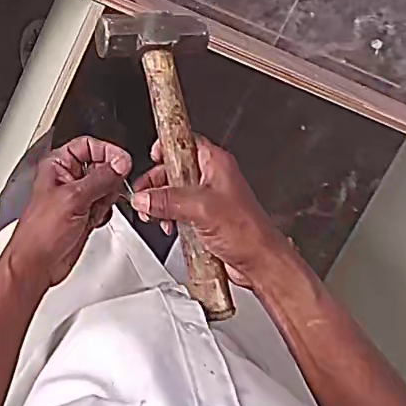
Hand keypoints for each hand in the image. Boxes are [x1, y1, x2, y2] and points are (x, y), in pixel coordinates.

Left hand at [1, 135, 131, 288]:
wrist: (38, 263)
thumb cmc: (40, 231)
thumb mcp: (74, 197)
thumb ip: (101, 178)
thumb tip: (120, 163)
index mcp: (58, 164)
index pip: (88, 145)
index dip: (107, 151)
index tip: (123, 161)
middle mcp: (68, 177)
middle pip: (101, 165)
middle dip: (107, 179)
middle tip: (103, 192)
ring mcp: (78, 196)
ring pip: (106, 186)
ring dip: (106, 198)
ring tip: (92, 208)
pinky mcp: (85, 213)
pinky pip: (106, 204)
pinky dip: (104, 212)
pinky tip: (92, 219)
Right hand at [130, 136, 293, 287]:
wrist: (261, 264)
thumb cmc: (248, 233)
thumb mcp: (201, 209)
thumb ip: (168, 200)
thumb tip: (144, 198)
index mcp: (215, 163)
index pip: (184, 141)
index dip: (165, 146)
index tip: (151, 157)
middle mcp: (211, 176)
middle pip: (173, 167)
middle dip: (156, 182)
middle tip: (145, 193)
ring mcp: (207, 196)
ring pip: (173, 189)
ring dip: (159, 201)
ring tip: (152, 212)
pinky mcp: (203, 215)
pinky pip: (177, 208)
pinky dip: (167, 215)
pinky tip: (165, 224)